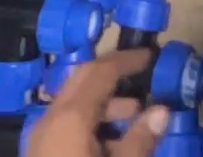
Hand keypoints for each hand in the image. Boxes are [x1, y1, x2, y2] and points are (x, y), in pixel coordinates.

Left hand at [27, 49, 170, 156]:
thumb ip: (141, 140)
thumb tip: (162, 110)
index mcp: (70, 118)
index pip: (101, 71)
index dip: (128, 60)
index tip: (151, 56)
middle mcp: (50, 121)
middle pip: (82, 81)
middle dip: (114, 76)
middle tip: (143, 76)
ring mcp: (40, 142)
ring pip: (73, 106)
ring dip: (104, 104)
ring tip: (136, 118)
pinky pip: (66, 128)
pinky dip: (91, 124)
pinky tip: (112, 146)